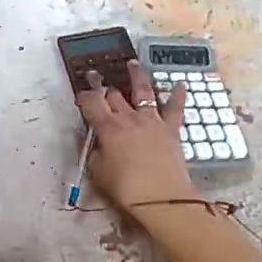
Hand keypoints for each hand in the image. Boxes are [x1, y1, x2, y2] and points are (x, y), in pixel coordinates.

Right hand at [76, 60, 195, 211]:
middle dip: (103, 86)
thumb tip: (90, 141)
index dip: (84, 96)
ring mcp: (152, 120)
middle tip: (97, 78)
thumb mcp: (98, 172)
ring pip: (143, 90)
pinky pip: (175, 108)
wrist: (162, 198)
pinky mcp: (171, 128)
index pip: (92, 103)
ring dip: (136, 75)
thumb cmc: (126, 188)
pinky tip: (180, 84)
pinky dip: (177, 95)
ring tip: (133, 63)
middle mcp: (129, 117)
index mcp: (108, 127)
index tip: (81, 95)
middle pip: (114, 95)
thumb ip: (92, 153)